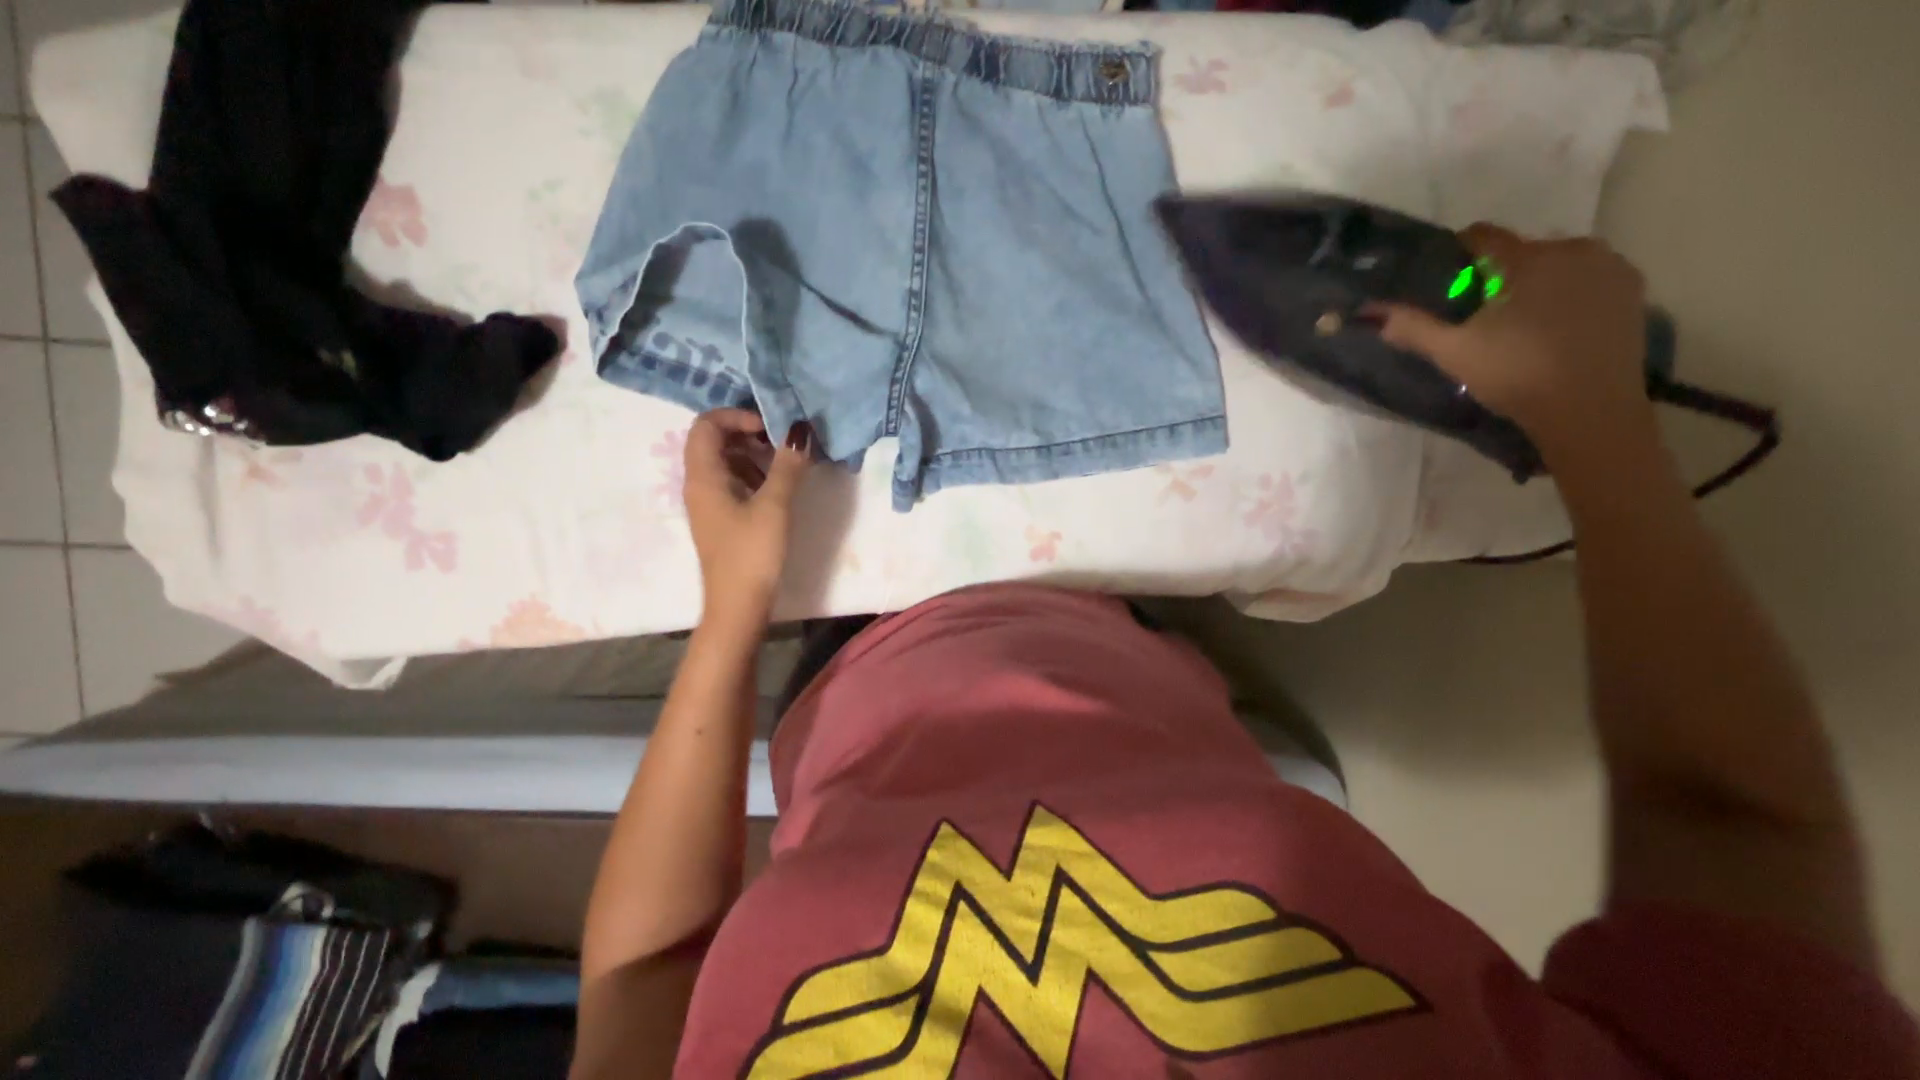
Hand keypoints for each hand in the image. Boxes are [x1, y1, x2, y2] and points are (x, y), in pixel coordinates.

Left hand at [681, 409, 813, 627]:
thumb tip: (799, 429)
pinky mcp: (720, 518)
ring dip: (752, 454)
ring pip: (724, 461)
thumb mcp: (774, 506)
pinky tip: (777, 488)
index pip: (706, 424)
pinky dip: (753, 475)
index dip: (737, 416)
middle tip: (781, 443)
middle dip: (748, 433)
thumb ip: (787, 465)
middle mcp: (698, 484)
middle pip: (713, 440)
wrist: (737, 606)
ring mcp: (708, 502)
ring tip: (784, 465)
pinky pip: (731, 482)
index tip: (770, 428)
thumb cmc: (752, 554)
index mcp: (703, 476)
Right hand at [1370, 224, 1656, 463]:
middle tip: (1482, 316)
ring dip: (1537, 285)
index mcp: (1526, 258)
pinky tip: (1556, 330)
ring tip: (1520, 326)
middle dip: (1500, 275)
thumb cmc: (1517, 375)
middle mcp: (1573, 249)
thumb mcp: (1455, 353)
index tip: (1446, 282)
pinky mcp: (1633, 291)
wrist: (1591, 412)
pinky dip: (1570, 296)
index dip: (1459, 254)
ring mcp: (1610, 268)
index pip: (1483, 237)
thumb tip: (1369, 312)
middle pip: (1522, 252)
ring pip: (1558, 265)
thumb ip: (1413, 327)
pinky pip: (1589, 281)